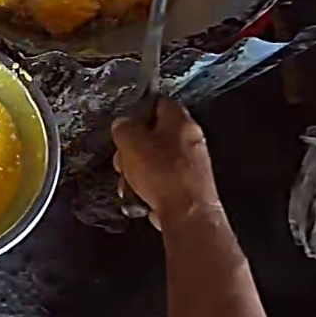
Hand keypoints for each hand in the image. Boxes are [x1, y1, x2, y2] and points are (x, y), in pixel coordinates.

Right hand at [112, 99, 221, 229]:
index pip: (160, 102)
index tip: (124, 123)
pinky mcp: (190, 187)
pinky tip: (139, 196)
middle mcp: (191, 140)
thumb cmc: (160, 172)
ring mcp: (193, 165)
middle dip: (133, 148)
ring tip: (127, 183)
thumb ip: (124, 129)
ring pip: (156, 160)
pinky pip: (163, 180)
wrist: (187, 214)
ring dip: (137, 170)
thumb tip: (123, 125)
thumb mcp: (131, 143)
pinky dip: (149, 186)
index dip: (140, 109)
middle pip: (155, 135)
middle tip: (122, 159)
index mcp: (180, 122)